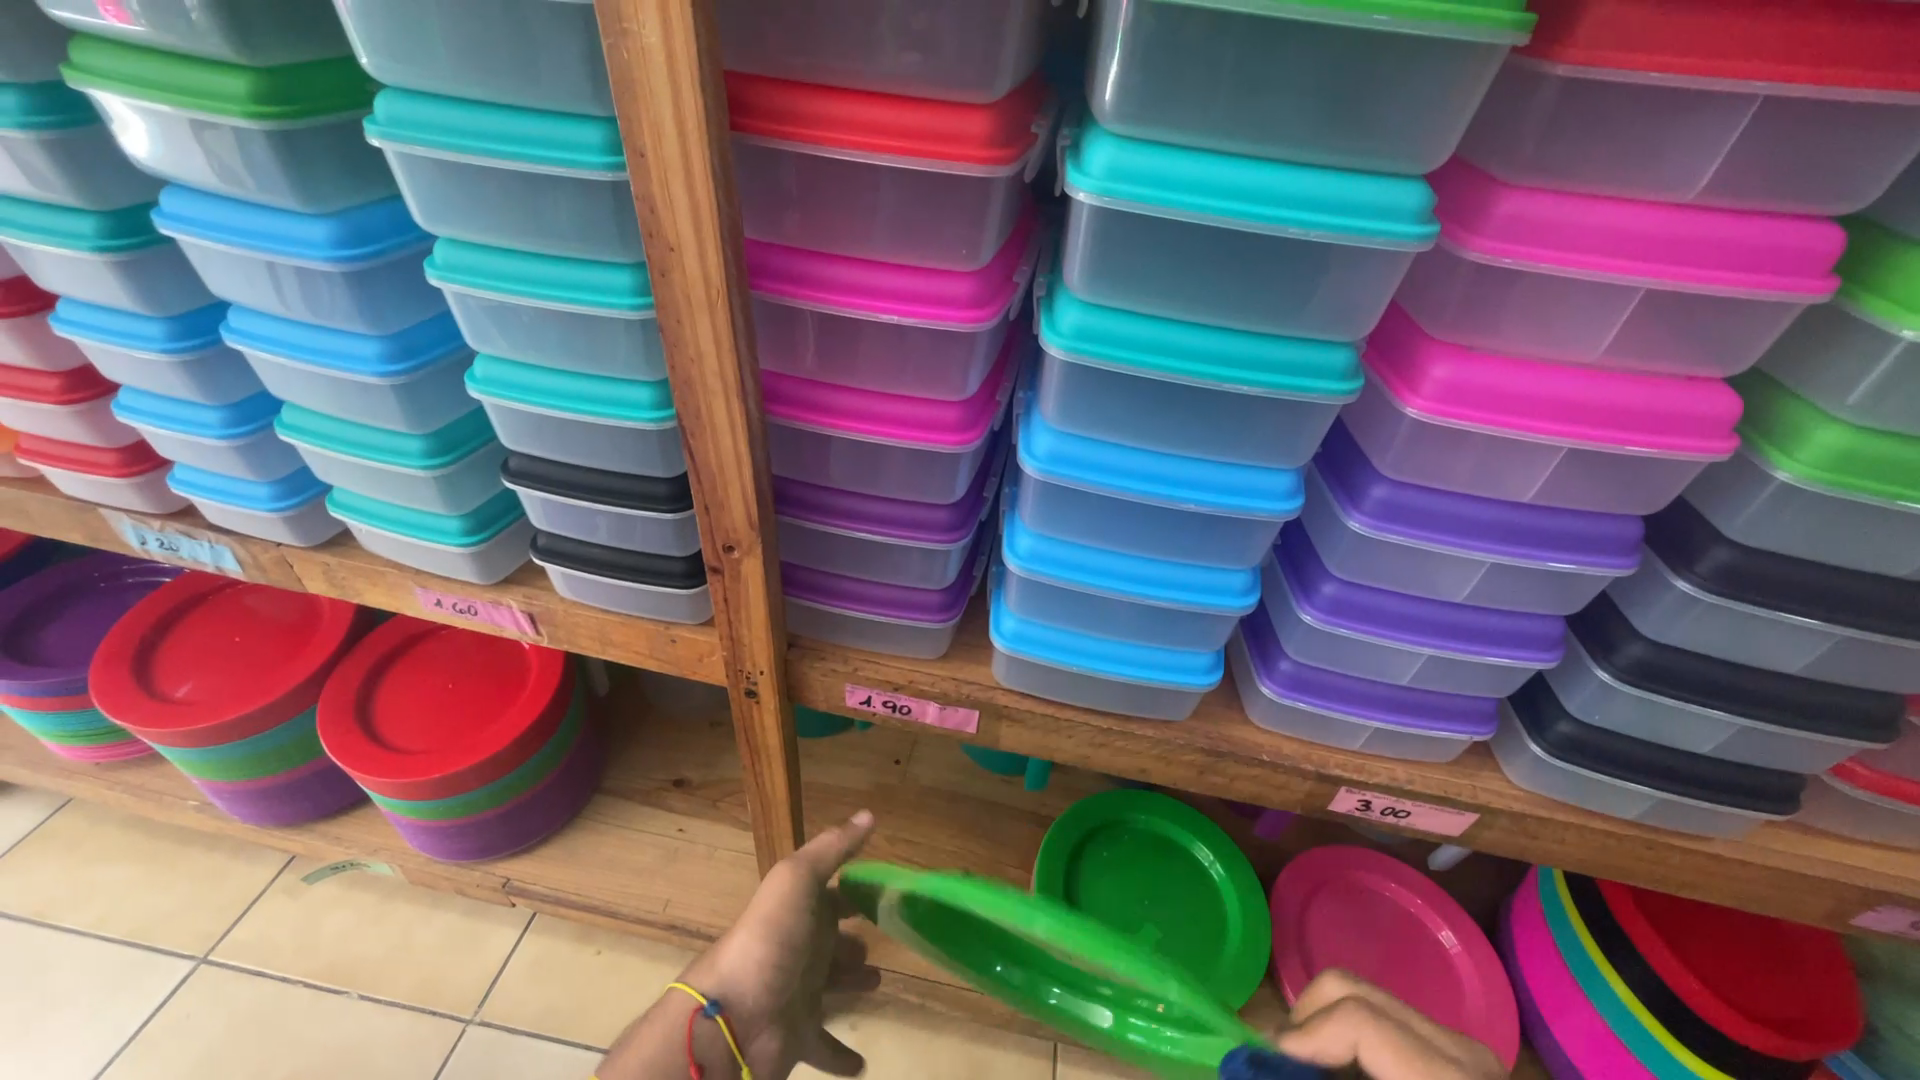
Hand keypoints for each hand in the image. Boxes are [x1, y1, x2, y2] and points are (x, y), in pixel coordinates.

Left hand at [678, 810, 879, 1078]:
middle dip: (854, 940)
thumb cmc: (769, 940)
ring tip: (878, 982)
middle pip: (832, 943)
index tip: (885, 893)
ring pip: (832, 987)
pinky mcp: (800, 1036)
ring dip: (853, 984)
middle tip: (882, 942)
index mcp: (802, 912)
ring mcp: (799, 994)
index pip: (832, 897)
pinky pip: (826, 1047)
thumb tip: (869, 814)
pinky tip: (861, 1066)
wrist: (732, 1017)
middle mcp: (801, 950)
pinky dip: (843, 1057)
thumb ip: (832, 848)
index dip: (855, 893)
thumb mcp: (797, 879)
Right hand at [1273, 970, 1506, 1078]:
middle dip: (1301, 1022)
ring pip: (1361, 1001)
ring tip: (1308, 1074)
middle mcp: (1458, 1051)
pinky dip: (1347, 1044)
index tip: (1267, 1068)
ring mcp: (1460, 1050)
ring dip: (1321, 1033)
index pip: (1357, 1018)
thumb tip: (1266, 1067)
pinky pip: (1383, 1026)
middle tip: (1280, 1069)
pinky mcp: (1458, 1060)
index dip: (1300, 1037)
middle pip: (1350, 989)